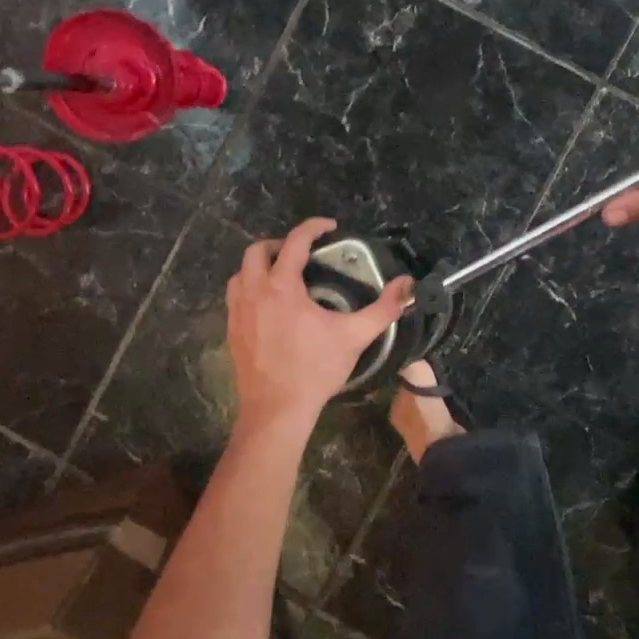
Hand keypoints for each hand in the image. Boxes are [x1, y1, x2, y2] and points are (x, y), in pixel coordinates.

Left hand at [225, 218, 412, 427]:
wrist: (276, 410)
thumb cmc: (315, 369)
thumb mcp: (355, 336)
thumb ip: (384, 308)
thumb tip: (407, 285)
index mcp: (281, 287)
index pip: (295, 242)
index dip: (313, 228)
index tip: (329, 228)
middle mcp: (254, 292)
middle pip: (256, 251)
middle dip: (280, 244)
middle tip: (303, 254)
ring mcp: (237, 312)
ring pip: (240, 273)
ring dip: (260, 266)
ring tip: (283, 276)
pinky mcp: (231, 332)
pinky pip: (235, 296)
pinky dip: (250, 288)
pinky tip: (270, 305)